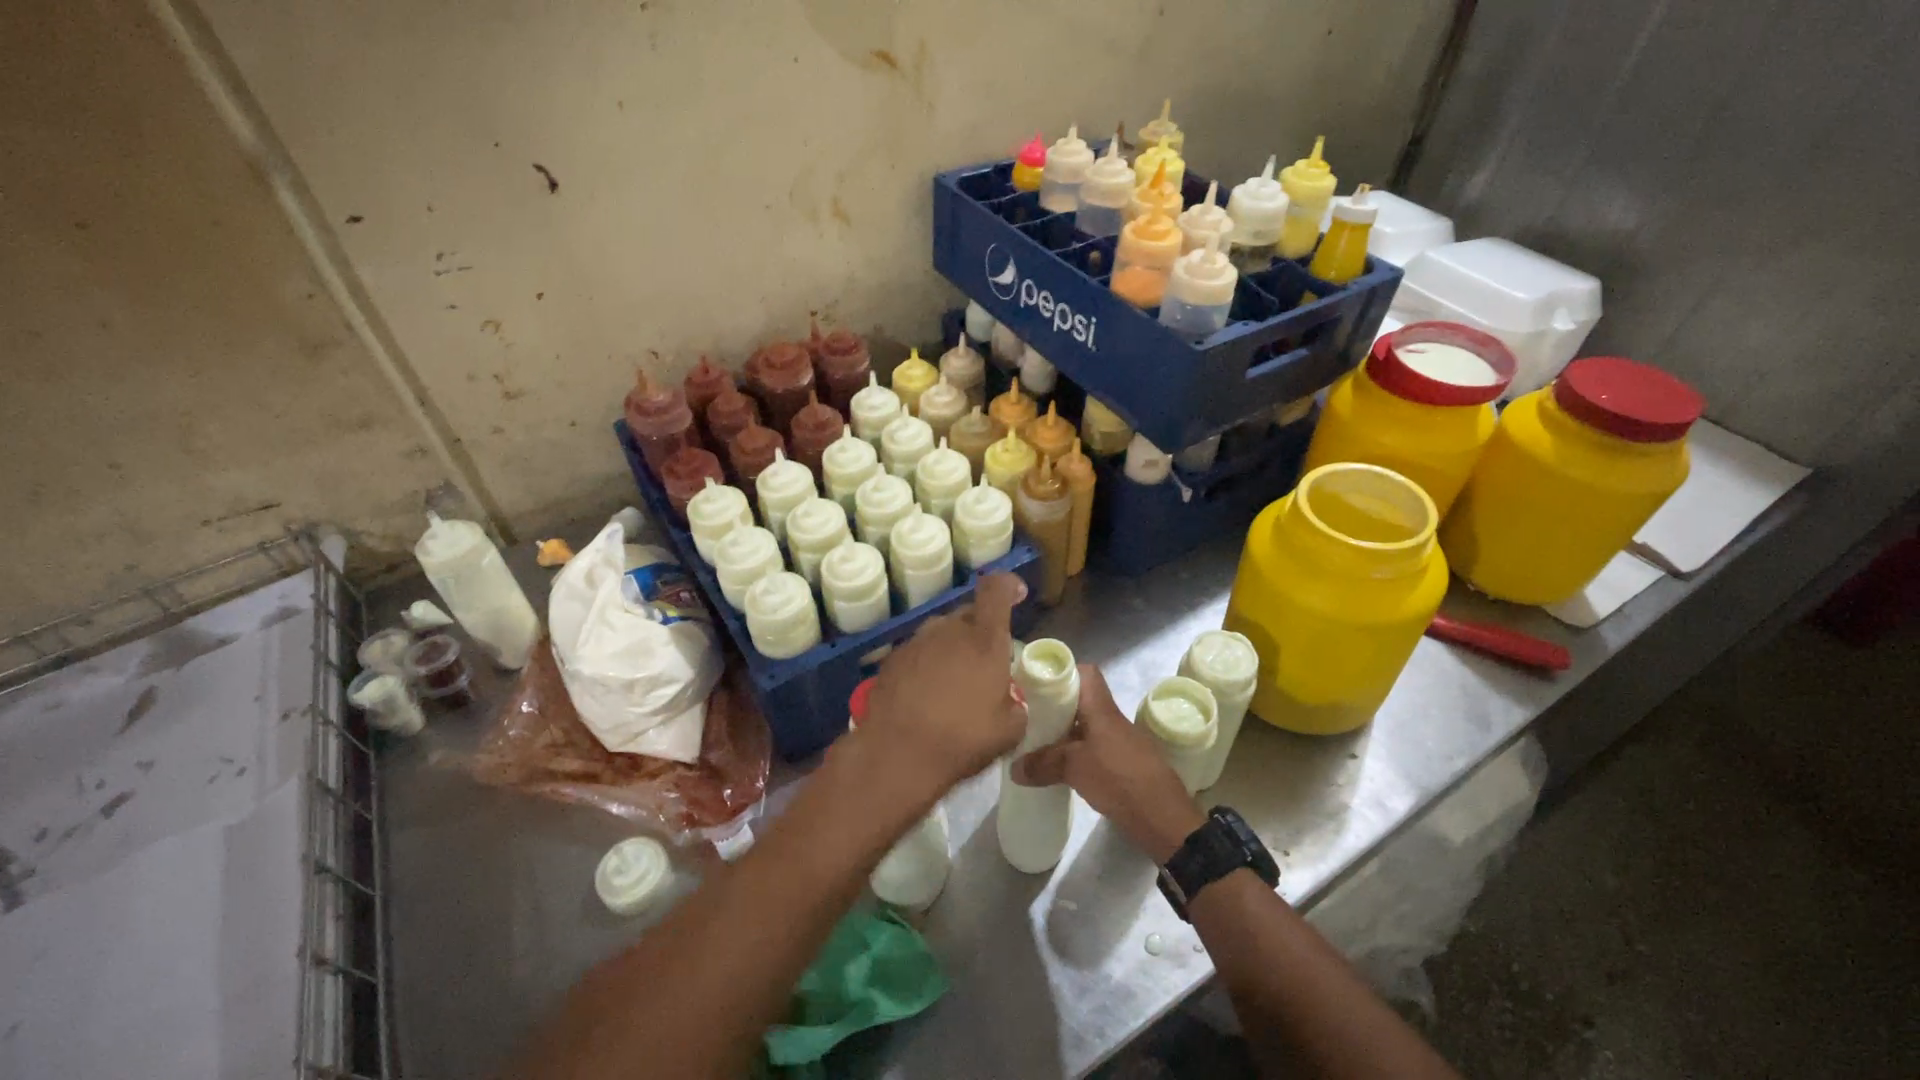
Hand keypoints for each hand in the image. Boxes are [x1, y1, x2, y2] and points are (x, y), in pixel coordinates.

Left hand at [851, 572, 1028, 805]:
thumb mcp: (1010, 730)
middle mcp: (949, 631)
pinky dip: (926, 666)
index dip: (1008, 585)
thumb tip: (1009, 700)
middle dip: (980, 631)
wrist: (897, 754)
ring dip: (951, 650)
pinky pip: (917, 653)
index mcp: (984, 640)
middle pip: (968, 615)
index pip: (996, 590)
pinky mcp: (891, 661)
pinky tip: (925, 696)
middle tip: (984, 665)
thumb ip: (1015, 704)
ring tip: (953, 685)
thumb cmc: (963, 739)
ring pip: (941, 634)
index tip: (1016, 593)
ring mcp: (916, 643)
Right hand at [1012, 665, 1204, 861]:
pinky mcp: (1123, 766)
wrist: (1162, 816)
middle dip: (1056, 707)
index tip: (1038, 684)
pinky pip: (1094, 750)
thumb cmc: (1118, 778)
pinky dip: (1076, 755)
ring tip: (1037, 745)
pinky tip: (1060, 770)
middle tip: (1029, 718)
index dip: (1063, 672)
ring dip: (1065, 734)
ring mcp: (1119, 744)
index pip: (1086, 674)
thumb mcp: (1074, 768)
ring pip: (1087, 728)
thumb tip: (1015, 768)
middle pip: (1082, 702)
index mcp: (1102, 709)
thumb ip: (1042, 764)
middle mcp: (1112, 720)